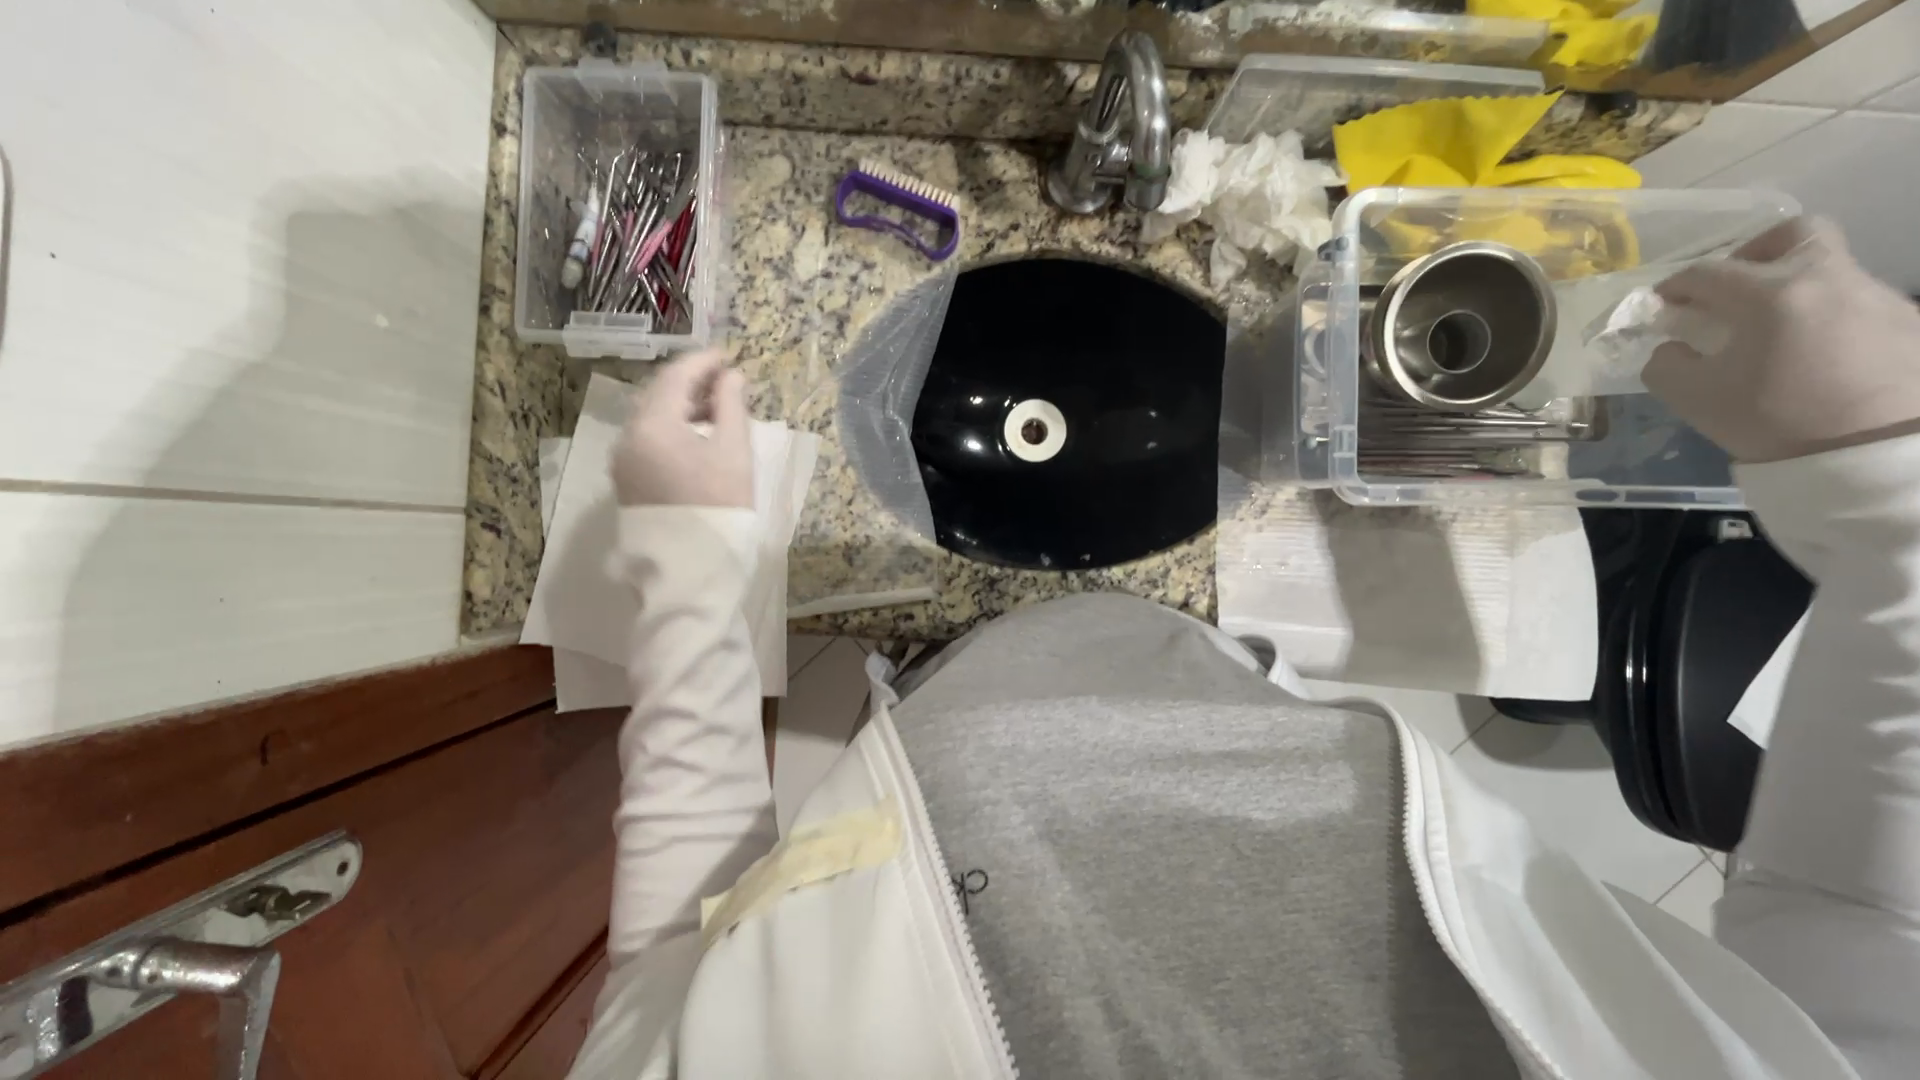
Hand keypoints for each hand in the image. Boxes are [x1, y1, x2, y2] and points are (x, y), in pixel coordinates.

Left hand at [612, 349, 752, 507]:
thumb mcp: (734, 451)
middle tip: (723, 378)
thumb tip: (731, 376)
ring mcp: (623, 459)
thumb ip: (732, 406)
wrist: (693, 564)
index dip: (703, 362)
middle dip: (691, 381)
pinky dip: (671, 426)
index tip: (728, 355)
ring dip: (681, 404)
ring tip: (716, 406)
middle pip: (658, 394)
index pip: (675, 377)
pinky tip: (697, 432)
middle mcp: (628, 436)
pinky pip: (647, 438)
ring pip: (651, 416)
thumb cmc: (720, 504)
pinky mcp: (627, 479)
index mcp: (652, 425)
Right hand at [1643, 217, 1919, 463]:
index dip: (1676, 285)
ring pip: (1827, 269)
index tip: (1663, 303)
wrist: (1872, 452)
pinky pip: (1853, 303)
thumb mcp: (1692, 397)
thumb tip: (1674, 347)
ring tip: (1772, 332)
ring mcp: (1875, 295)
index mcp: (1771, 293)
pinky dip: (1824, 316)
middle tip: (1733, 289)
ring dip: (1791, 290)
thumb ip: (1666, 364)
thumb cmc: (1773, 418)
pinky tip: (1813, 353)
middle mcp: (1828, 278)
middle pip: (1794, 235)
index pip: (1709, 272)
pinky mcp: (1907, 320)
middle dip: (1754, 253)